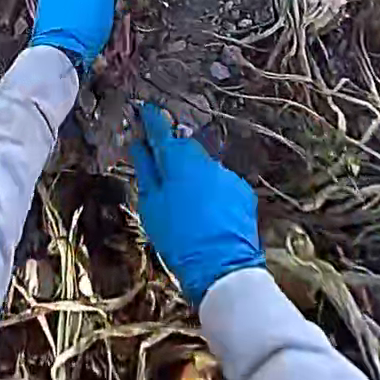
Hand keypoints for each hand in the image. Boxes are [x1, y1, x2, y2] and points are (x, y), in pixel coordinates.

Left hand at [29, 0, 122, 70]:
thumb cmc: (81, 17)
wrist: (62, 53)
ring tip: (100, 21)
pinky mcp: (57, 21)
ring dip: (99, 9)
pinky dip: (89, 21)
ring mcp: (54, 2)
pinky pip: (81, 15)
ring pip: (88, 0)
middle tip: (108, 4)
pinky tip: (93, 30)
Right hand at [130, 103, 264, 305]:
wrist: (224, 269)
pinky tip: (206, 213)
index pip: (160, 128)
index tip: (143, 109)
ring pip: (202, 166)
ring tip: (185, 203)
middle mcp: (204, 158)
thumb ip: (145, 170)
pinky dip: (211, 190)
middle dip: (172, 155)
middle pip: (183, 147)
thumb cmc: (179, 239)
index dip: (150, 117)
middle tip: (160, 171)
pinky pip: (219, 182)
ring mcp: (225, 173)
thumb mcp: (152, 206)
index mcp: (178, 159)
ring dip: (192, 175)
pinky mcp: (241, 190)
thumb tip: (139, 145)